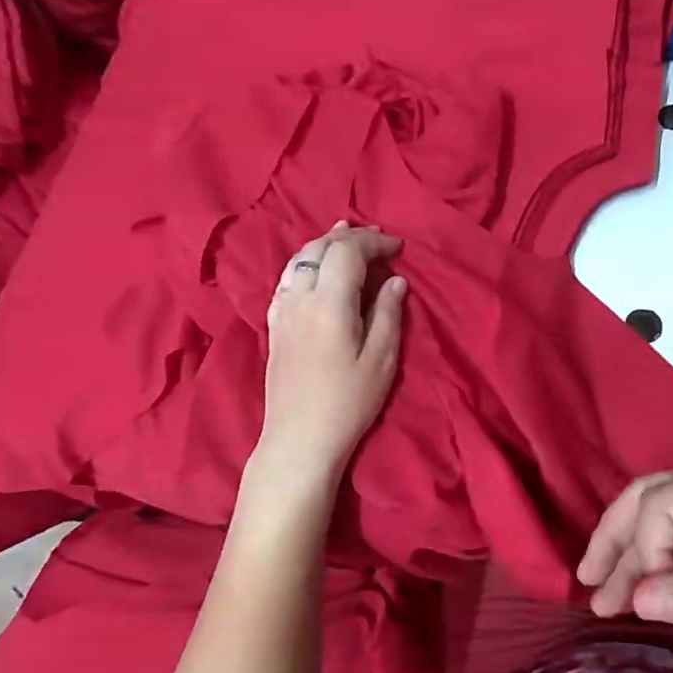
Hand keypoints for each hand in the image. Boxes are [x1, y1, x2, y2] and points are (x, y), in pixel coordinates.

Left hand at [260, 222, 406, 473]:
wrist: (299, 438)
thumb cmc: (348, 403)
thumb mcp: (381, 360)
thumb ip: (389, 315)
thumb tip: (395, 281)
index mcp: (329, 303)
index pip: (348, 252)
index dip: (374, 243)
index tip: (398, 248)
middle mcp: (300, 298)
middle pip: (320, 249)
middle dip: (350, 238)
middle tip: (376, 238)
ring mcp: (282, 311)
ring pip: (299, 260)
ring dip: (324, 244)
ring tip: (344, 235)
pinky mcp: (275, 326)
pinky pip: (288, 278)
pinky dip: (306, 262)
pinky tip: (314, 267)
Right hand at [578, 468, 672, 645]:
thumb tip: (635, 599)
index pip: (662, 505)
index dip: (644, 549)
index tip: (650, 597)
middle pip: (645, 496)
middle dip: (613, 537)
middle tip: (589, 582)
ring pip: (647, 510)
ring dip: (621, 549)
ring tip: (599, 594)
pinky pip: (663, 529)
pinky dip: (641, 556)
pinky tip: (629, 585)